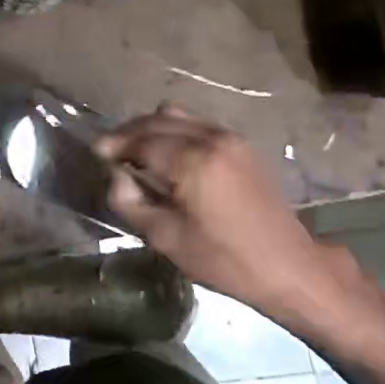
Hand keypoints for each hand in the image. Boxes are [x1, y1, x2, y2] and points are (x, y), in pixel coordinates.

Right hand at [96, 106, 364, 324]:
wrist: (289, 267)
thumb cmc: (224, 259)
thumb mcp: (166, 238)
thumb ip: (130, 202)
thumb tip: (115, 176)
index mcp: (192, 161)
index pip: (140, 140)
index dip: (114, 144)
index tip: (95, 152)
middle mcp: (212, 138)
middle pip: (157, 120)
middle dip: (129, 132)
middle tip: (110, 151)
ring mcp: (231, 138)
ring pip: (179, 116)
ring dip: (152, 128)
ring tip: (137, 151)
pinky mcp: (243, 146)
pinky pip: (198, 124)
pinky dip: (175, 131)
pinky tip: (168, 155)